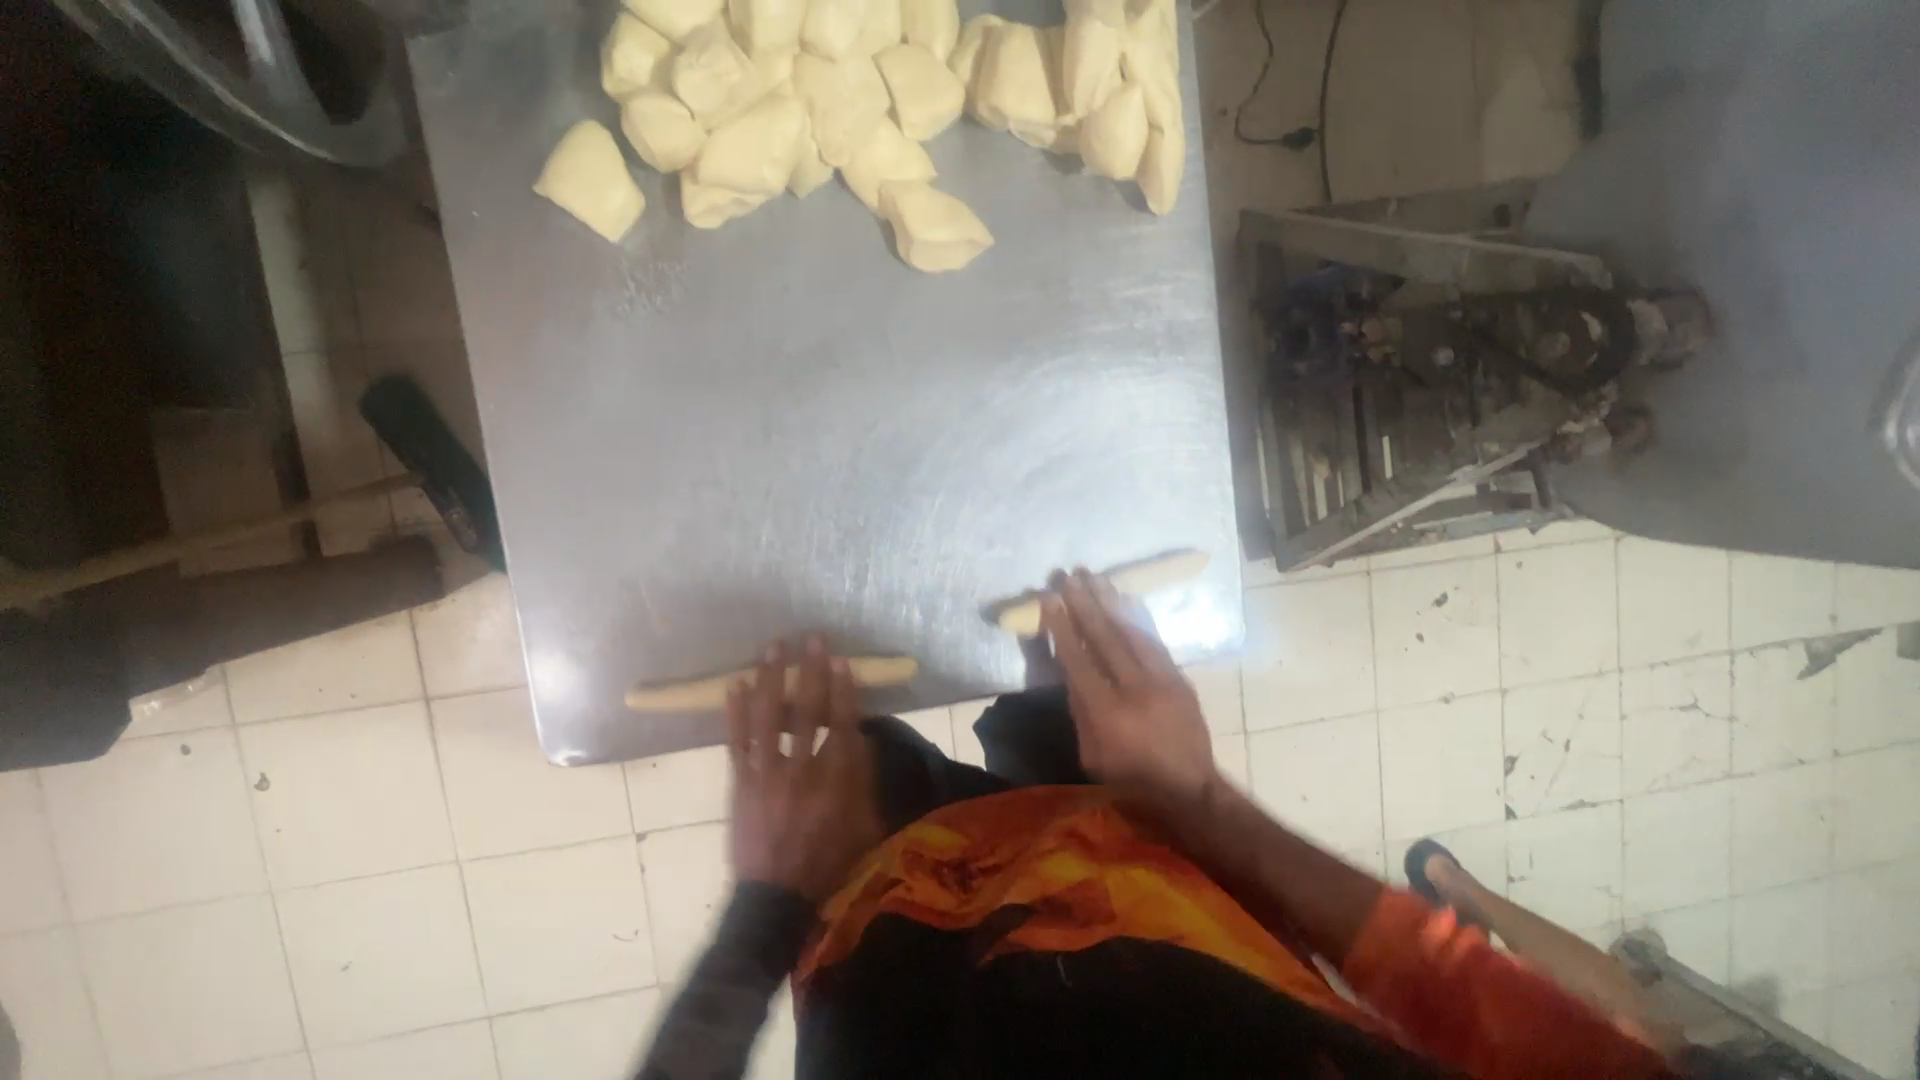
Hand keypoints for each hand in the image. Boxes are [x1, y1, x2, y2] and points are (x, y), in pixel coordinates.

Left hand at [726, 636, 884, 903]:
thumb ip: (864, 779)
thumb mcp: (865, 825)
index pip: (841, 724)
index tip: (842, 661)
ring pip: (768, 718)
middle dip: (811, 671)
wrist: (776, 900)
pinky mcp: (740, 785)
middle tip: (812, 639)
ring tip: (773, 648)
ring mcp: (766, 777)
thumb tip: (859, 736)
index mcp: (836, 783)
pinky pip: (736, 742)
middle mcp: (801, 772)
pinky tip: (734, 685)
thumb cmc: (831, 863)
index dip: (843, 690)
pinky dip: (734, 713)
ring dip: (771, 679)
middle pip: (808, 711)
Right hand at [1040, 569, 1218, 810]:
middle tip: (1068, 575)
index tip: (1049, 599)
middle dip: (1084, 603)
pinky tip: (1125, 600)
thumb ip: (1081, 710)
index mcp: (1108, 712)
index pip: (1078, 659)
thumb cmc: (1130, 781)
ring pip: (1133, 631)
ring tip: (1094, 577)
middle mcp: (1136, 689)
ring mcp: (1162, 681)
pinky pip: (1154, 641)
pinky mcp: (1179, 679)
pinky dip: (1137, 618)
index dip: (1062, 627)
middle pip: (1105, 636)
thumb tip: (1072, 672)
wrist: (1190, 791)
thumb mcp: (1091, 754)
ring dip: (1111, 601)